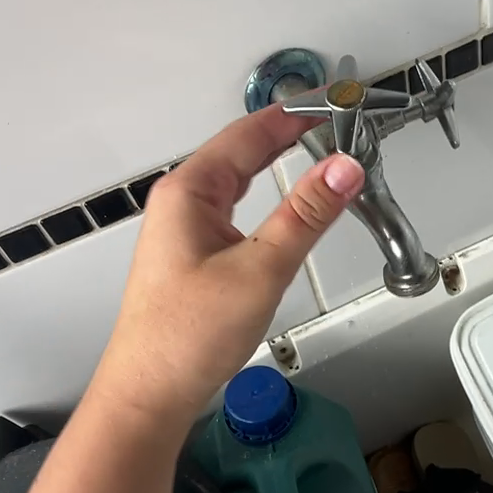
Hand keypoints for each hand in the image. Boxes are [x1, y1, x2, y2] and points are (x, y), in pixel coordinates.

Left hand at [88, 106, 365, 423]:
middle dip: (286, 130)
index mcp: (190, 191)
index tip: (333, 98)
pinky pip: (233, 203)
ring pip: (236, 176)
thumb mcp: (260, 268)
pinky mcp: (192, 252)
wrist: (149, 394)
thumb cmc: (188, 336)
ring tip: (312, 142)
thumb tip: (343, 167)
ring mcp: (184, 227)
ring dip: (274, 157)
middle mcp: (181, 201)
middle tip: (331, 116)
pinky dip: (264, 189)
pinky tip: (277, 195)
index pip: (249, 133)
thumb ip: (306, 214)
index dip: (294, 113)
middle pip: (240, 148)